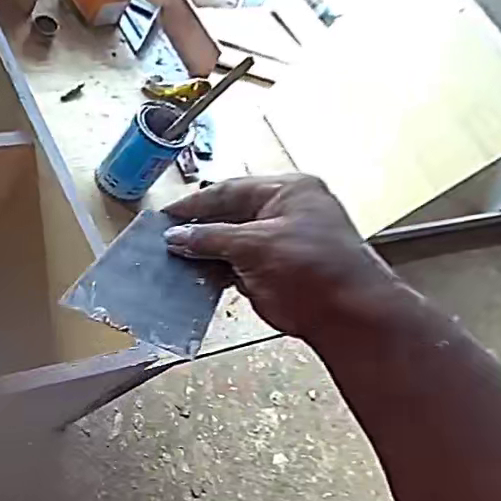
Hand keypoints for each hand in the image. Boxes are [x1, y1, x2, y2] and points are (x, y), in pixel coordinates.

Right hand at [162, 174, 405, 341]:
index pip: (229, 190)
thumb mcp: (254, 244)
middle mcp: (279, 212)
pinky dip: (205, 268)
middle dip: (193, 228)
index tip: (161, 217)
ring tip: (164, 257)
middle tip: (159, 238)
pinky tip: (183, 274)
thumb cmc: (310, 266)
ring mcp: (270, 241)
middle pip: (223, 214)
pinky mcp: (262, 267)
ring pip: (221, 240)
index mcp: (287, 192)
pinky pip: (224, 263)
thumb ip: (209, 237)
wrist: (342, 310)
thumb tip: (172, 236)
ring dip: (196, 250)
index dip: (193, 204)